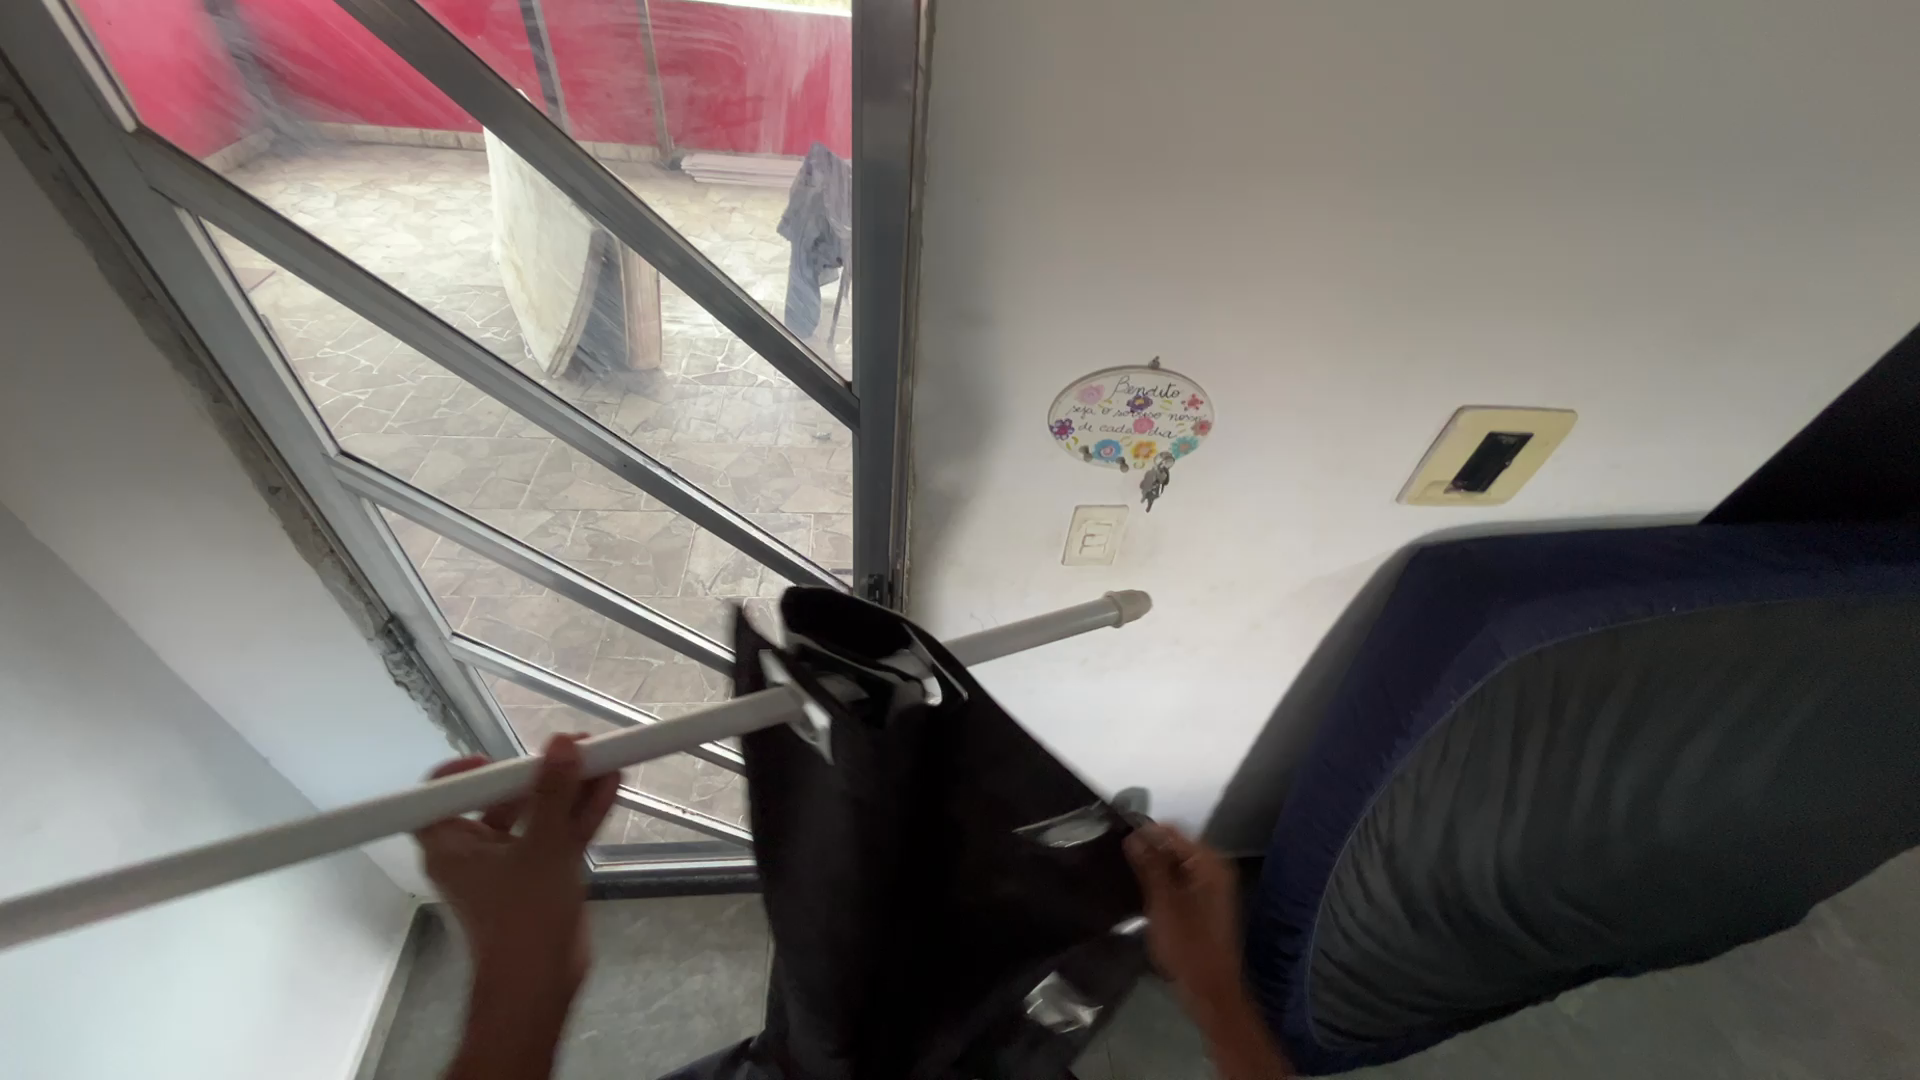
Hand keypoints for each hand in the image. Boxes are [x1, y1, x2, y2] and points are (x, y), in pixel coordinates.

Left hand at [415, 735, 618, 995]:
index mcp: (452, 845)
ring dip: (573, 789)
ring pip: (541, 814)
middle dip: (544, 772)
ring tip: (606, 758)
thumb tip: (562, 742)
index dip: (469, 771)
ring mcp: (513, 863)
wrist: (541, 983)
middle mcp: (478, 851)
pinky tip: (611, 786)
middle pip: (505, 798)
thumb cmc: (524, 914)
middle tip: (578, 747)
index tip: (505, 755)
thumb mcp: (542, 845)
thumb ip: (554, 791)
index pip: (443, 795)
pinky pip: (560, 833)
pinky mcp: (543, 875)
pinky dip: (583, 812)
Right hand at [1126, 824, 1293, 1078]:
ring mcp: (1210, 886)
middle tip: (1117, 858)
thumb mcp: (1163, 902)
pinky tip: (1141, 892)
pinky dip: (1161, 882)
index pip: (1171, 831)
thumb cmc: (1188, 946)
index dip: (1143, 832)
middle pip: (1173, 845)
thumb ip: (1149, 865)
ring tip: (1124, 873)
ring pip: (1174, 864)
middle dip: (1147, 850)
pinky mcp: (1203, 903)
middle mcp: (1213, 869)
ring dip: (1152, 867)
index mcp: (1209, 863)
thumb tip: (1133, 835)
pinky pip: (1178, 879)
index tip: (1116, 839)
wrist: (1210, 992)